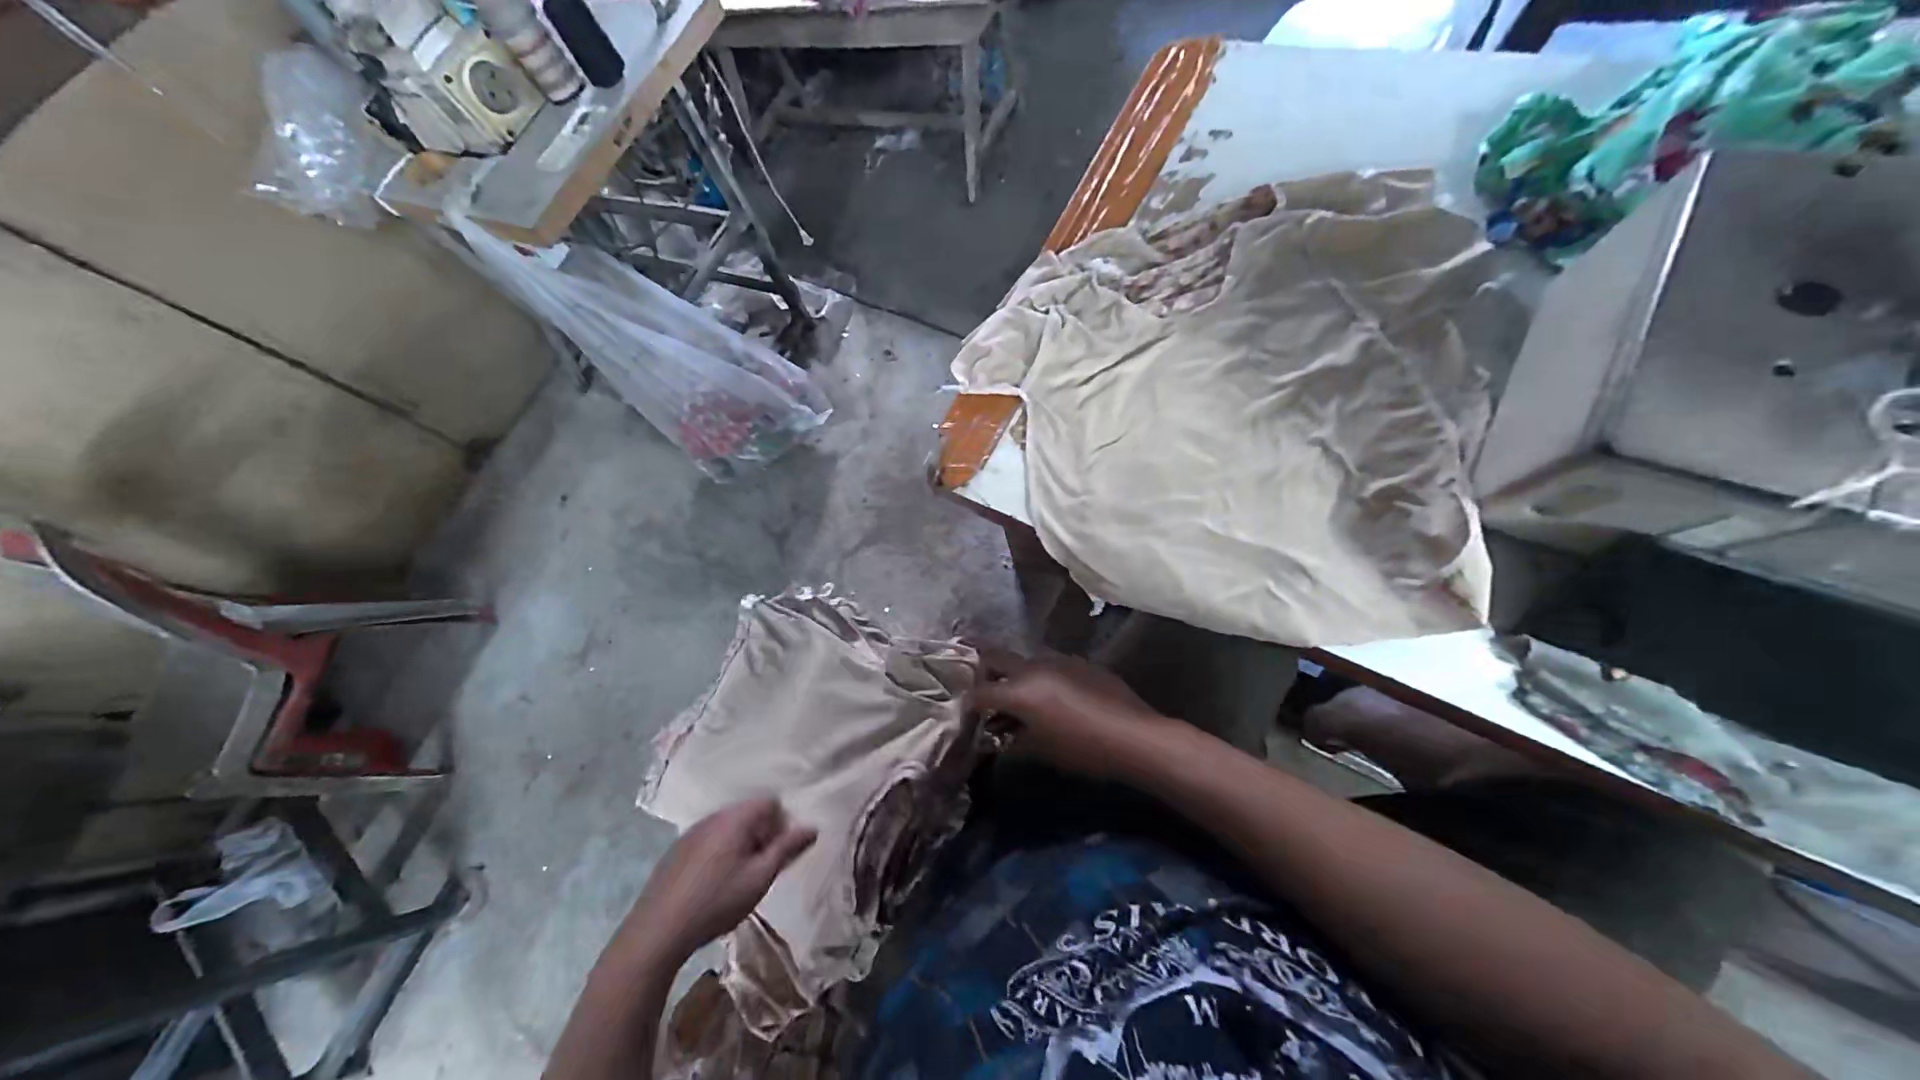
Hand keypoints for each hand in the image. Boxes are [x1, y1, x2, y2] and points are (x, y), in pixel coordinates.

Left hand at [627, 798, 816, 960]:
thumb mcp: (759, 878)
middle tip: (763, 869)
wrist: (657, 931)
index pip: (770, 802)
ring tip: (739, 880)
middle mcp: (712, 817)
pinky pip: (709, 840)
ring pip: (728, 828)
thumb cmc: (716, 902)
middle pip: (749, 813)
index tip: (779, 854)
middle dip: (762, 835)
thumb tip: (812, 827)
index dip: (782, 824)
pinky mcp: (675, 851)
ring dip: (741, 845)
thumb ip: (787, 849)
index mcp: (734, 818)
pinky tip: (713, 885)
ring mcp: (690, 833)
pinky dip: (720, 853)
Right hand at [973, 648, 1178, 779]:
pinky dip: (1041, 678)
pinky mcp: (1080, 662)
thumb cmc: (1084, 749)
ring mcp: (1059, 659)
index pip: (980, 692)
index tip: (968, 713)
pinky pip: (1050, 665)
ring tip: (1021, 699)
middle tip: (984, 692)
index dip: (970, 703)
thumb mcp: (1041, 749)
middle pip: (996, 657)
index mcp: (1020, 690)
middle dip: (984, 672)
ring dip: (1016, 675)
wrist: (1136, 736)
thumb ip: (1013, 737)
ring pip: (1025, 660)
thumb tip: (999, 733)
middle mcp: (1034, 666)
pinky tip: (1053, 699)